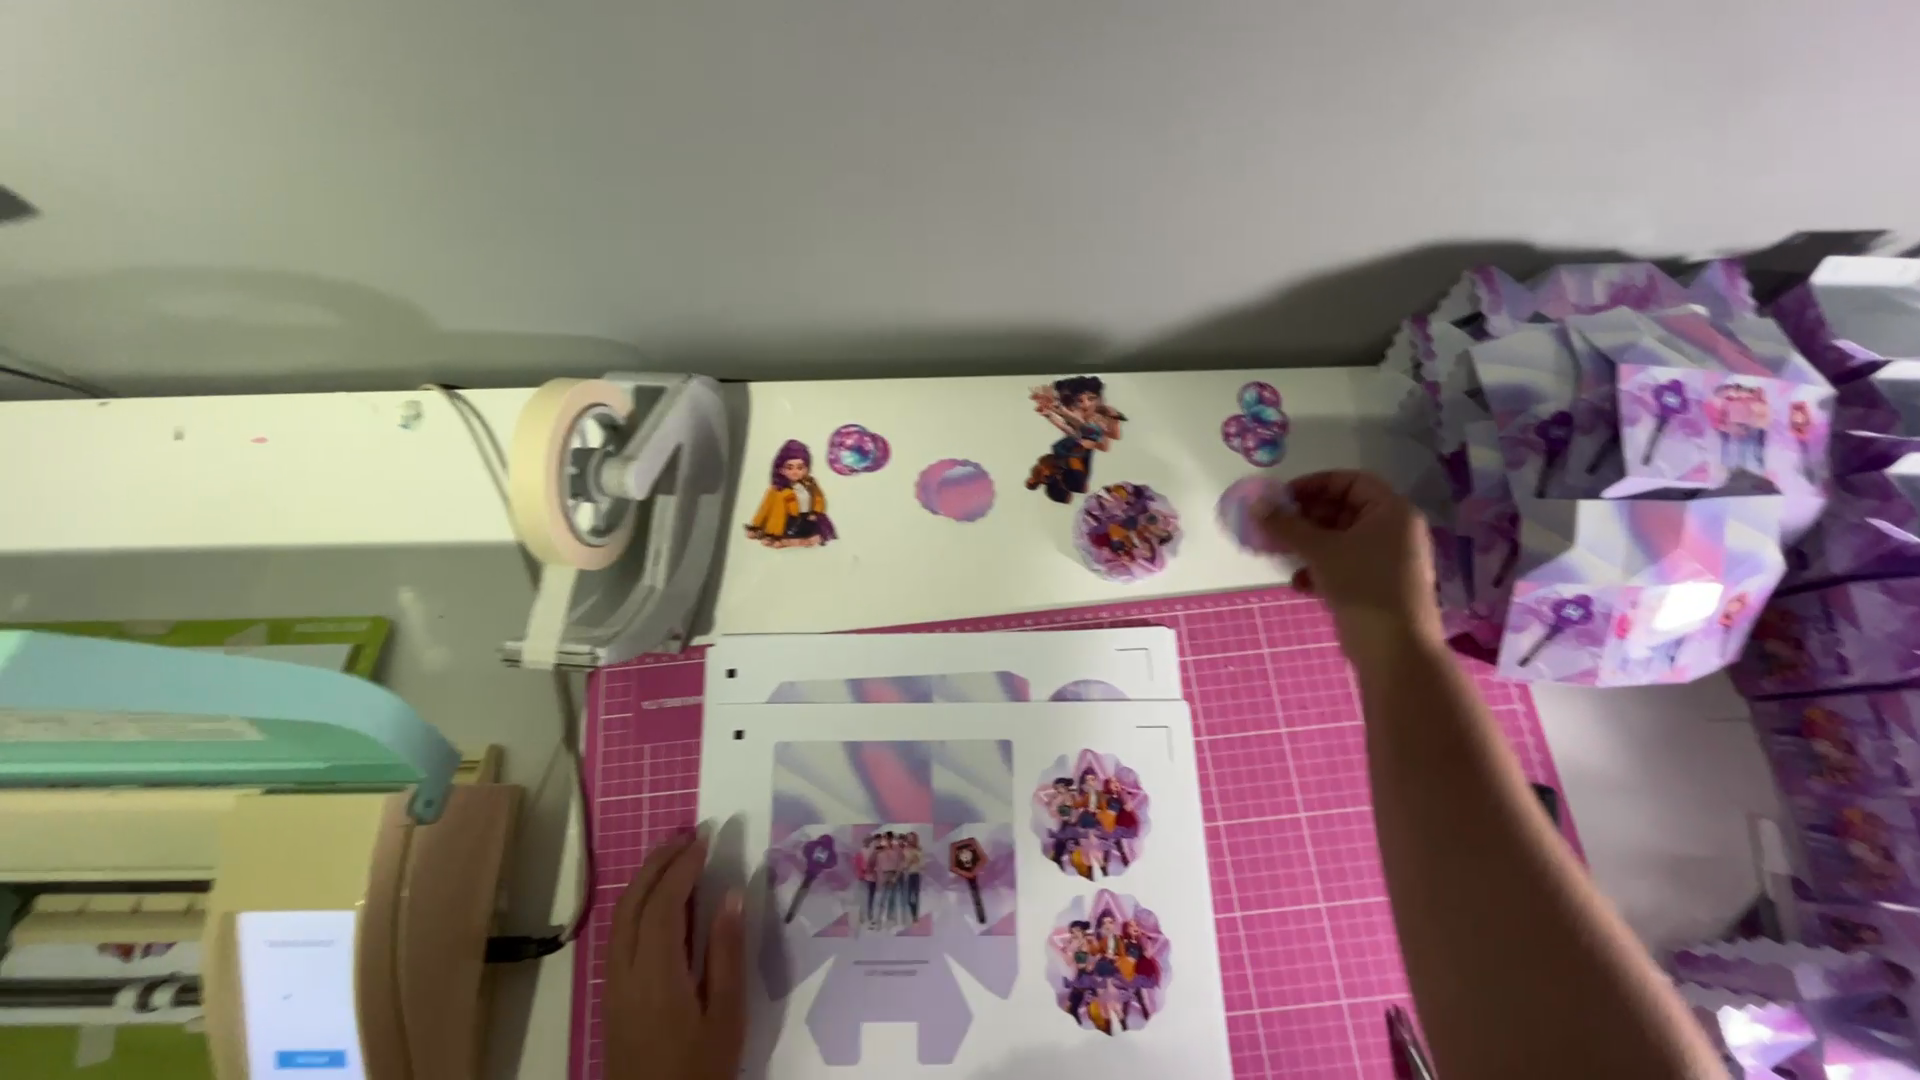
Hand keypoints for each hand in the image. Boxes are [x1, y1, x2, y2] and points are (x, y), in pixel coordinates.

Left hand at [605, 832, 745, 1079]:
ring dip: (645, 878)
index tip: (707, 838)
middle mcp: (624, 971)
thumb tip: (731, 894)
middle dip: (658, 861)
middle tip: (688, 833)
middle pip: (632, 902)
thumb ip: (726, 952)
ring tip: (675, 854)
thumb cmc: (700, 1067)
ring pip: (621, 916)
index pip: (663, 903)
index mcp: (656, 974)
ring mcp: (613, 984)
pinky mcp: (613, 996)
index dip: (683, 866)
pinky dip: (638, 902)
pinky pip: (620, 933)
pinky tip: (660, 899)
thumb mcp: (726, 1014)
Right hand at [1256, 469, 1442, 658]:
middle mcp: (1394, 530)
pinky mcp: (1378, 585)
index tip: (1283, 497)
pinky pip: (1345, 565)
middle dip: (1305, 518)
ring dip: (1308, 545)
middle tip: (1275, 526)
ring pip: (1341, 540)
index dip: (1315, 484)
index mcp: (1391, 511)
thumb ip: (1286, 524)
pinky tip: (1300, 583)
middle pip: (1344, 510)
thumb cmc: (1362, 584)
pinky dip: (1321, 568)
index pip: (1351, 481)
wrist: (1394, 647)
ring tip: (1280, 553)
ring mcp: (1388, 560)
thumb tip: (1256, 505)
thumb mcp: (1319, 549)